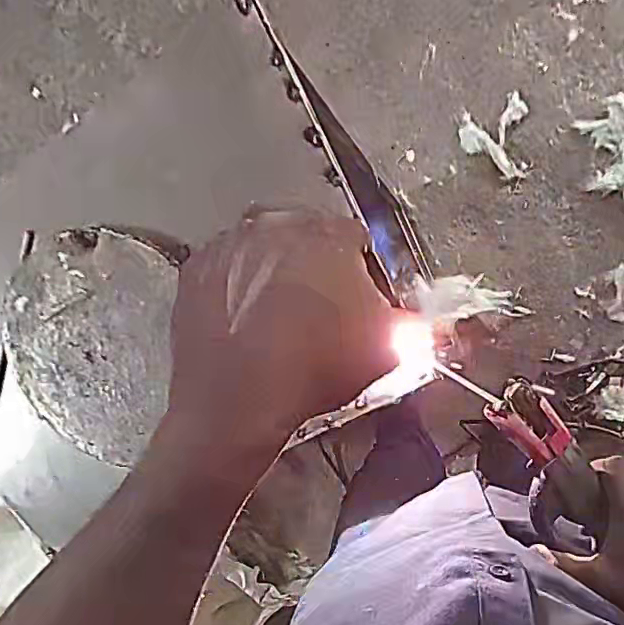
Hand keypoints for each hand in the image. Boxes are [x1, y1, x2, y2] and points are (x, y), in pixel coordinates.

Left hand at [162, 207, 396, 454]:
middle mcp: (276, 224)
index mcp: (329, 235)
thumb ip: (415, 327)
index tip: (366, 304)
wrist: (239, 400)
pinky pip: (231, 271)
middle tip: (327, 314)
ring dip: (281, 275)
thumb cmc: (317, 368)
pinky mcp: (196, 269)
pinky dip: (242, 289)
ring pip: (268, 251)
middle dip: (322, 269)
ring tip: (287, 323)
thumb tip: (427, 325)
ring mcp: (230, 243)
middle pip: (311, 240)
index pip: (360, 241)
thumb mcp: (387, 350)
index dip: (369, 274)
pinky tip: (252, 325)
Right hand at [534, 457, 623, 624]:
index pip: (614, 466)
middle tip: (585, 520)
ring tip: (606, 540)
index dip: (595, 467)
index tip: (580, 483)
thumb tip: (537, 551)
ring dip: (620, 512)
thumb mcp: (596, 577)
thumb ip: (563, 562)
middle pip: (623, 485)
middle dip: (602, 498)